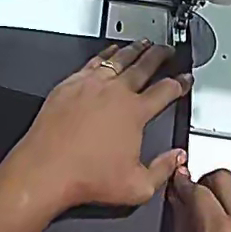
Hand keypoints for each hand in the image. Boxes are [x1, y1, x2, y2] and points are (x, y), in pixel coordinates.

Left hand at [0, 40, 189, 215]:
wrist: (46, 169)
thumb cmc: (85, 177)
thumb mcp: (137, 186)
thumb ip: (163, 170)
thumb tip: (176, 158)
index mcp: (134, 112)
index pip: (165, 90)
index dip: (179, 83)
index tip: (184, 79)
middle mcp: (113, 93)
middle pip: (143, 66)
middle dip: (159, 56)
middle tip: (167, 51)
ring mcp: (90, 85)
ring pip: (118, 59)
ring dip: (134, 50)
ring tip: (142, 44)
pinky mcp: (69, 85)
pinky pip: (92, 62)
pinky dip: (105, 54)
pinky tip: (107, 54)